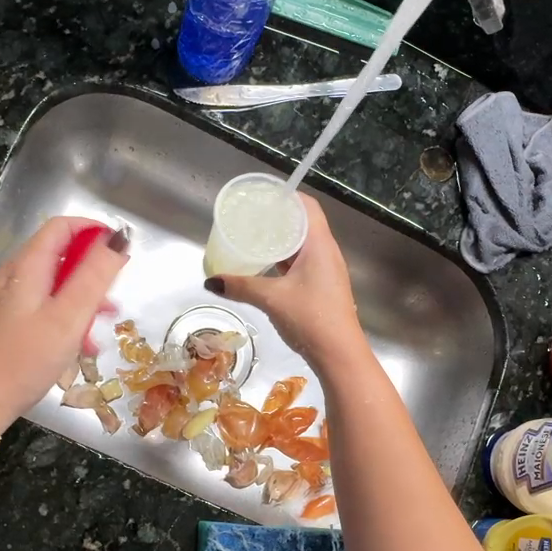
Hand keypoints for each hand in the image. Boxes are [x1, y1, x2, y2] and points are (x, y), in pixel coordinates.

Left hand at [0, 217, 127, 430]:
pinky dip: (64, 318)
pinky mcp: (4, 325)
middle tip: (113, 301)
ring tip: (99, 329)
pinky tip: (76, 346)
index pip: (61, 227)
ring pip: (53, 286)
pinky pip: (41, 308)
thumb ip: (95, 275)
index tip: (121, 252)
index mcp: (26, 267)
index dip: (94, 231)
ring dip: (81, 300)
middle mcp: (12, 277)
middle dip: (92, 273)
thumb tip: (117, 239)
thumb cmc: (25, 359)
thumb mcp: (69, 317)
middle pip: (58, 257)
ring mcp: (5, 301)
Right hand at [205, 195, 365, 366]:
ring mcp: (326, 271)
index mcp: (320, 245)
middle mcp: (327, 252)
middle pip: (304, 224)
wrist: (340, 354)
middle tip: (251, 217)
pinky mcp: (322, 287)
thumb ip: (241, 287)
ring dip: (281, 240)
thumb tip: (211, 282)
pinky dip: (284, 260)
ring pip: (302, 245)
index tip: (262, 196)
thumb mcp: (272, 299)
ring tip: (254, 238)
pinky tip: (266, 266)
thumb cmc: (311, 319)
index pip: (307, 206)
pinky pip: (302, 263)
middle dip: (278, 218)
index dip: (286, 196)